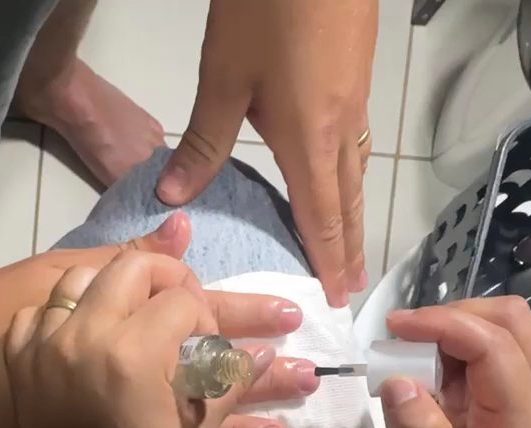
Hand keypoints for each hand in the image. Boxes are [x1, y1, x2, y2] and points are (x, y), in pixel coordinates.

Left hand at [0, 212, 316, 427]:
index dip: (205, 317)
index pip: (182, 300)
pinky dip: (64, 313)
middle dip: (165, 280)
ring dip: (114, 288)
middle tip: (179, 308)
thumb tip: (265, 348)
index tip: (207, 345)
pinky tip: (85, 334)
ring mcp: (45, 347)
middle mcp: (83, 338)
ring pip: (80, 278)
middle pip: (131, 269)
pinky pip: (39, 312)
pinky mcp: (21, 363)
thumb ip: (229, 379)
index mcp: (132, 355)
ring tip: (134, 313)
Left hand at [158, 0, 378, 307]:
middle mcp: (341, 129)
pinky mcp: (356, 75)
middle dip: (349, 247)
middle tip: (353, 285)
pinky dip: (351, 176)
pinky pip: (357, 144)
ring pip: (358, 173)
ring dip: (354, 213)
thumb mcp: (224, 78)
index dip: (328, 260)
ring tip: (350, 243)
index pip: (322, 219)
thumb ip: (203, 143)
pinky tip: (342, 176)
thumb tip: (173, 199)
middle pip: (349, 202)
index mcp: (310, 141)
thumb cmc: (268, 6)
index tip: (338, 297)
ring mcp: (355, 100)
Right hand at [375, 298, 530, 427]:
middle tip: (401, 335)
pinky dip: (448, 341)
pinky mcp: (502, 393)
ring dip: (450, 326)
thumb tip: (399, 381)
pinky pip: (483, 345)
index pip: (496, 349)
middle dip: (454, 316)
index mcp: (521, 427)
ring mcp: (522, 395)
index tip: (395, 327)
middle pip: (511, 323)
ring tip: (406, 351)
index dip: (447, 325)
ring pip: (500, 326)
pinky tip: (420, 364)